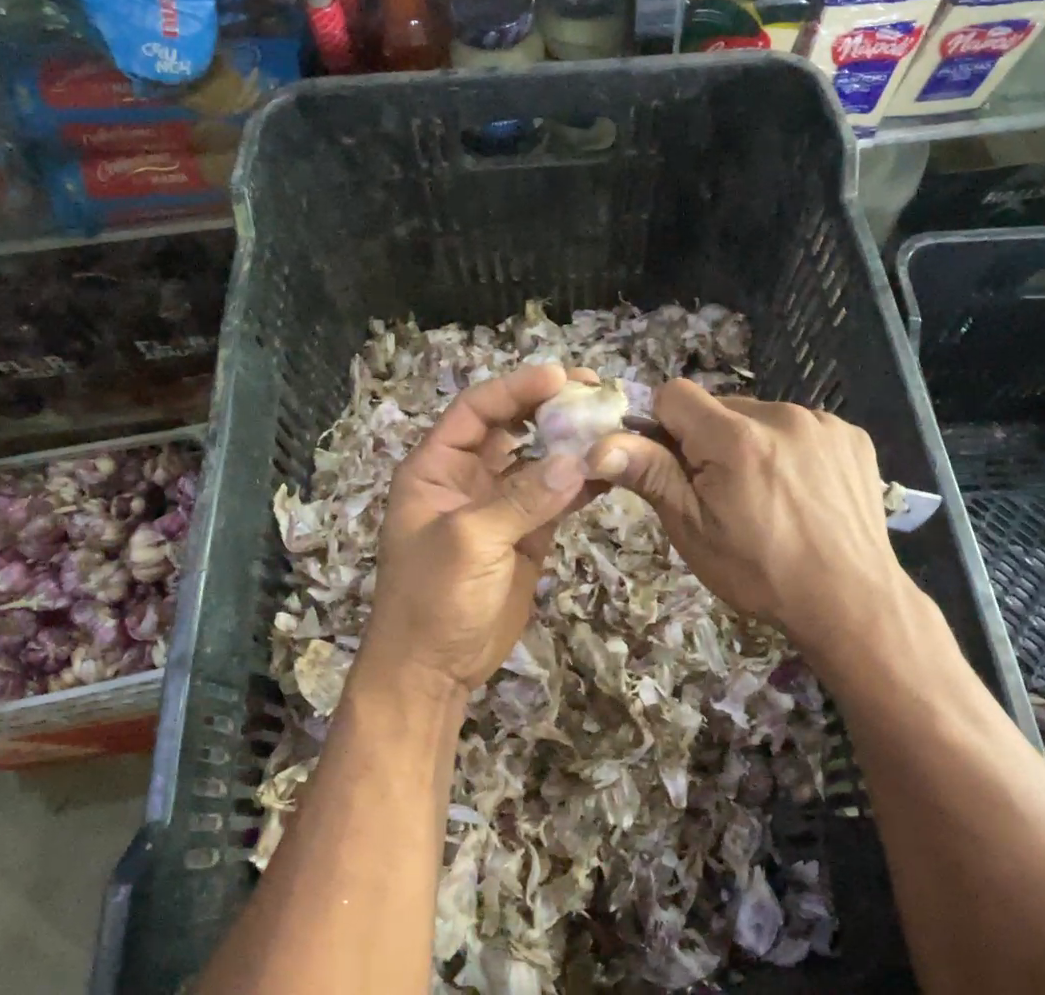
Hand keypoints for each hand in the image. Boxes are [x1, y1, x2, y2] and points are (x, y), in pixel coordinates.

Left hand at [364, 363, 601, 696]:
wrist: (433, 668)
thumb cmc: (432, 599)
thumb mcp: (469, 542)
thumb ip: (520, 499)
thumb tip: (575, 460)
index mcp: (436, 468)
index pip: (477, 410)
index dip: (516, 389)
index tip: (561, 376)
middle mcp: (467, 478)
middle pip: (512, 428)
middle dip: (549, 408)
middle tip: (596, 393)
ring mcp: (499, 507)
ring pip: (539, 462)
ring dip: (570, 444)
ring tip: (613, 426)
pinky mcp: (526, 536)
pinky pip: (555, 499)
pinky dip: (581, 484)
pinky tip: (610, 470)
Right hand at [586, 381, 919, 670]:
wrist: (851, 602)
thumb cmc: (761, 574)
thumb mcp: (693, 531)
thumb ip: (650, 475)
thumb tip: (598, 446)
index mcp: (735, 438)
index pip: (675, 394)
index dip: (664, 426)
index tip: (675, 466)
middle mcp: (781, 415)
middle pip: (720, 408)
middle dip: (709, 440)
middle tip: (721, 494)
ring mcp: (823, 423)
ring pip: (761, 417)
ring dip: (751, 444)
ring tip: (768, 498)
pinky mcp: (852, 436)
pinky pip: (803, 428)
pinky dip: (792, 452)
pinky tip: (802, 493)